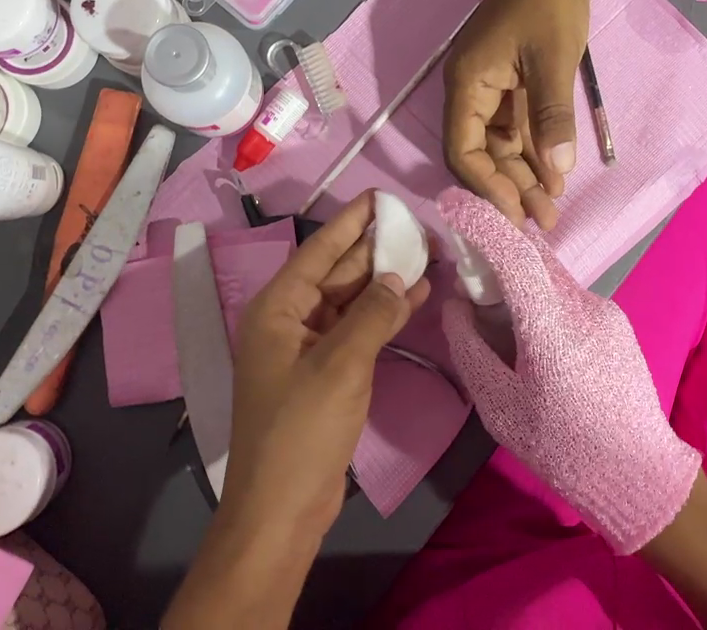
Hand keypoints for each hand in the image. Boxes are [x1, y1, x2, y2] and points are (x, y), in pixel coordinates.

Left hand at [166, 192, 429, 628]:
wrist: (282, 509)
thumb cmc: (301, 430)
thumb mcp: (340, 366)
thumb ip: (371, 315)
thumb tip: (399, 277)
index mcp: (278, 308)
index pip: (319, 250)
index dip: (351, 222)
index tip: (382, 197)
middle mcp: (290, 320)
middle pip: (336, 272)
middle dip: (376, 250)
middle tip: (420, 227)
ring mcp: (308, 347)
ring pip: (350, 300)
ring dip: (385, 281)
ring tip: (427, 256)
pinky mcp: (326, 372)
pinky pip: (357, 329)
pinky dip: (383, 315)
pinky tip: (415, 298)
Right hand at [438, 187, 700, 554]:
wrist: (639, 475)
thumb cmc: (562, 448)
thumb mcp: (499, 406)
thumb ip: (470, 347)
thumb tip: (457, 305)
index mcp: (552, 326)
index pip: (514, 253)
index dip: (480, 221)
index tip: (449, 201)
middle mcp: (583, 303)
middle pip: (532, 252)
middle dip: (493, 244)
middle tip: (463, 266)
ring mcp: (604, 309)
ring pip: (549, 272)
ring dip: (516, 276)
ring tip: (493, 314)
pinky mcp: (614, 320)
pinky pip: (565, 293)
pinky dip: (537, 296)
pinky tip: (530, 337)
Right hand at [442, 0, 589, 228]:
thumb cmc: (548, 3)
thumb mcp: (552, 61)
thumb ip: (550, 117)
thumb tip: (556, 172)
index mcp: (466, 86)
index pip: (462, 149)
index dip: (485, 186)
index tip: (516, 213)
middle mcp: (470, 93)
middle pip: (481, 153)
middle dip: (511, 188)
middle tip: (543, 222)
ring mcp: (490, 89)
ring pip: (500, 145)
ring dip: (524, 175)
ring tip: (552, 210)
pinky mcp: (510, 85)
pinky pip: (515, 128)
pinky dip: (533, 152)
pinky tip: (553, 176)